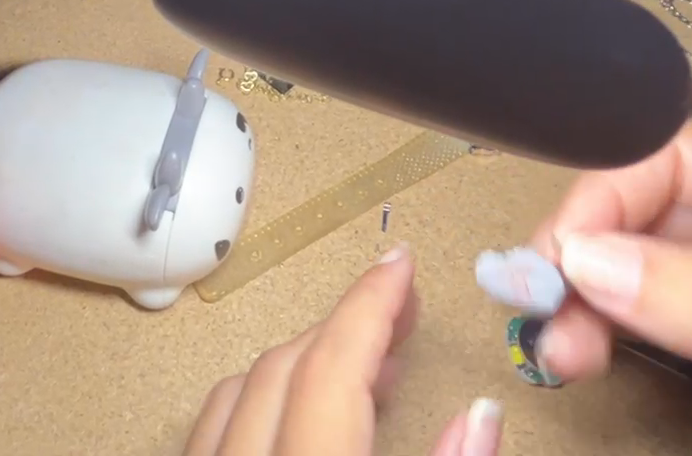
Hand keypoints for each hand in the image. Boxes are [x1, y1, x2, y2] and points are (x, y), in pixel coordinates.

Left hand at [184, 244, 503, 455]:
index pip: (331, 368)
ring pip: (239, 388)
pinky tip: (299, 406)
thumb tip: (480, 412)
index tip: (401, 264)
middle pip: (286, 368)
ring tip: (363, 364)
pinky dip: (257, 396)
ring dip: (302, 359)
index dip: (371, 306)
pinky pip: (211, 427)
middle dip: (348, 328)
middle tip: (403, 314)